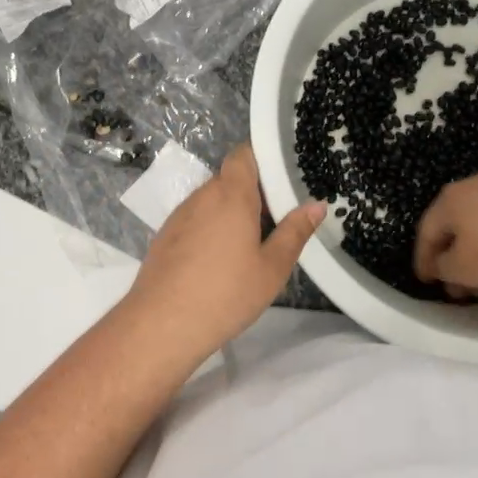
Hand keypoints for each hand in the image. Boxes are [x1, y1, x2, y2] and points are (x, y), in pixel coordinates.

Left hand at [124, 145, 325, 359]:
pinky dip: (212, 227)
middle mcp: (202, 195)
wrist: (161, 323)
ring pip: (212, 200)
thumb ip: (294, 232)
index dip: (263, 160)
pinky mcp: (167, 235)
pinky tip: (221, 261)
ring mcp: (180, 215)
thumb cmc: (225, 293)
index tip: (283, 180)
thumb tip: (316, 205)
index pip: (244, 155)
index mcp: (231, 194)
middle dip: (254, 193)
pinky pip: (196, 218)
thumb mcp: (271, 268)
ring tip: (253, 244)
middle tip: (278, 220)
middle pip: (230, 179)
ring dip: (232, 212)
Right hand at [415, 175, 477, 298]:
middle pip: (455, 224)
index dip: (423, 260)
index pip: (426, 230)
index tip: (425, 282)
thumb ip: (443, 268)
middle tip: (456, 287)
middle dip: (452, 257)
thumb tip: (443, 264)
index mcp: (451, 198)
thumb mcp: (463, 270)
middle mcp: (475, 185)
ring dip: (477, 251)